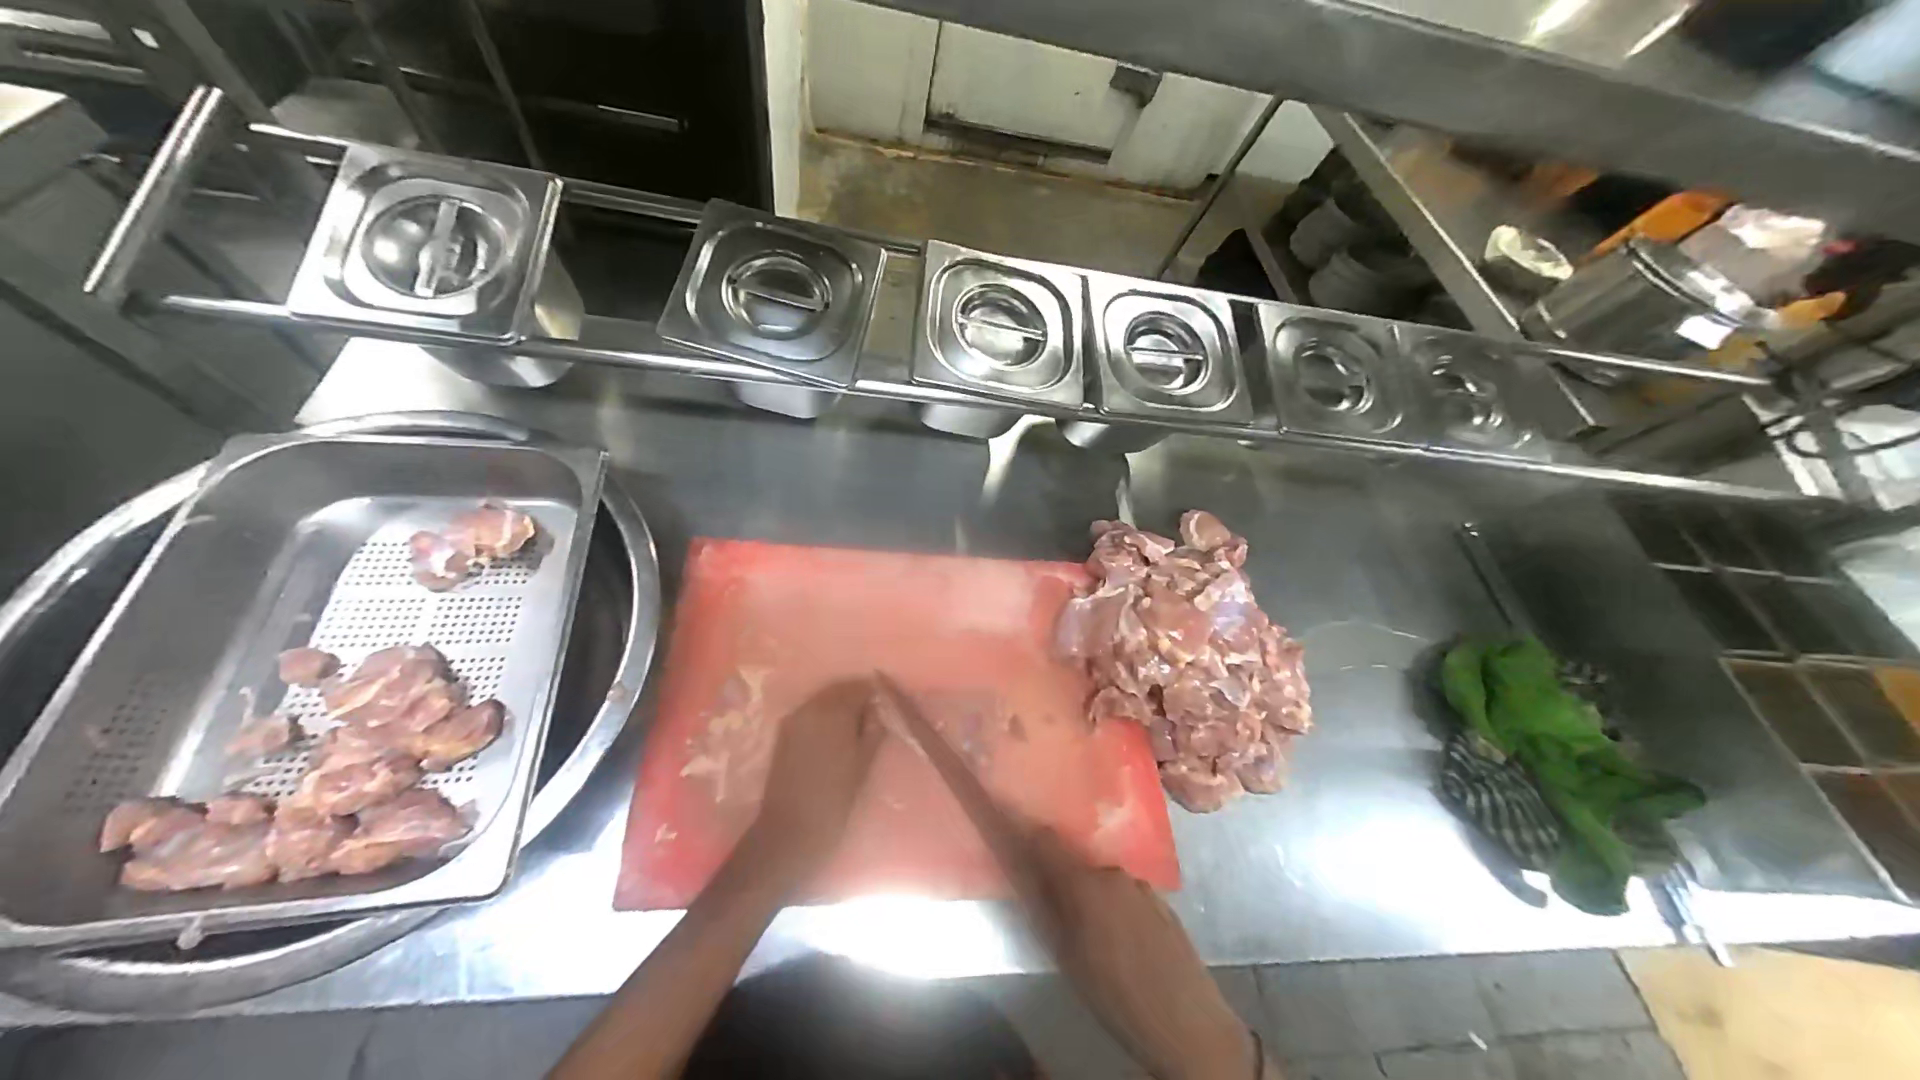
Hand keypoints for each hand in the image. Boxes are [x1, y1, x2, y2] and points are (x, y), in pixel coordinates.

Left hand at [745, 678, 885, 882]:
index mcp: (833, 711)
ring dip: (840, 706)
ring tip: (856, 728)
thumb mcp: (864, 763)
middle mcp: (810, 707)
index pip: (859, 686)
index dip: (875, 693)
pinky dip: (824, 716)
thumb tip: (877, 708)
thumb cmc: (835, 799)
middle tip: (873, 717)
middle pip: (839, 689)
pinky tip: (835, 736)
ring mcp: (793, 719)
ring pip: (823, 700)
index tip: (886, 707)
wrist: (790, 831)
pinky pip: (810, 713)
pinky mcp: (783, 733)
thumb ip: (873, 729)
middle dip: (857, 697)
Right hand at [1022, 828, 1258, 1079]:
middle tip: (1042, 891)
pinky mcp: (1161, 901)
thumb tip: (1023, 873)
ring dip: (1084, 886)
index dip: (1022, 826)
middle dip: (1054, 867)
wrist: (1190, 1025)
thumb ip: (1044, 907)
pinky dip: (1109, 899)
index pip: (1044, 838)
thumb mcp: (1066, 956)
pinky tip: (1112, 930)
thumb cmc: (1116, 993)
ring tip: (1079, 921)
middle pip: (1073, 857)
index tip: (1004, 816)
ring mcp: (1141, 885)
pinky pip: (1123, 889)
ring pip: (1099, 875)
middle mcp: (1113, 872)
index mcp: (1085, 882)